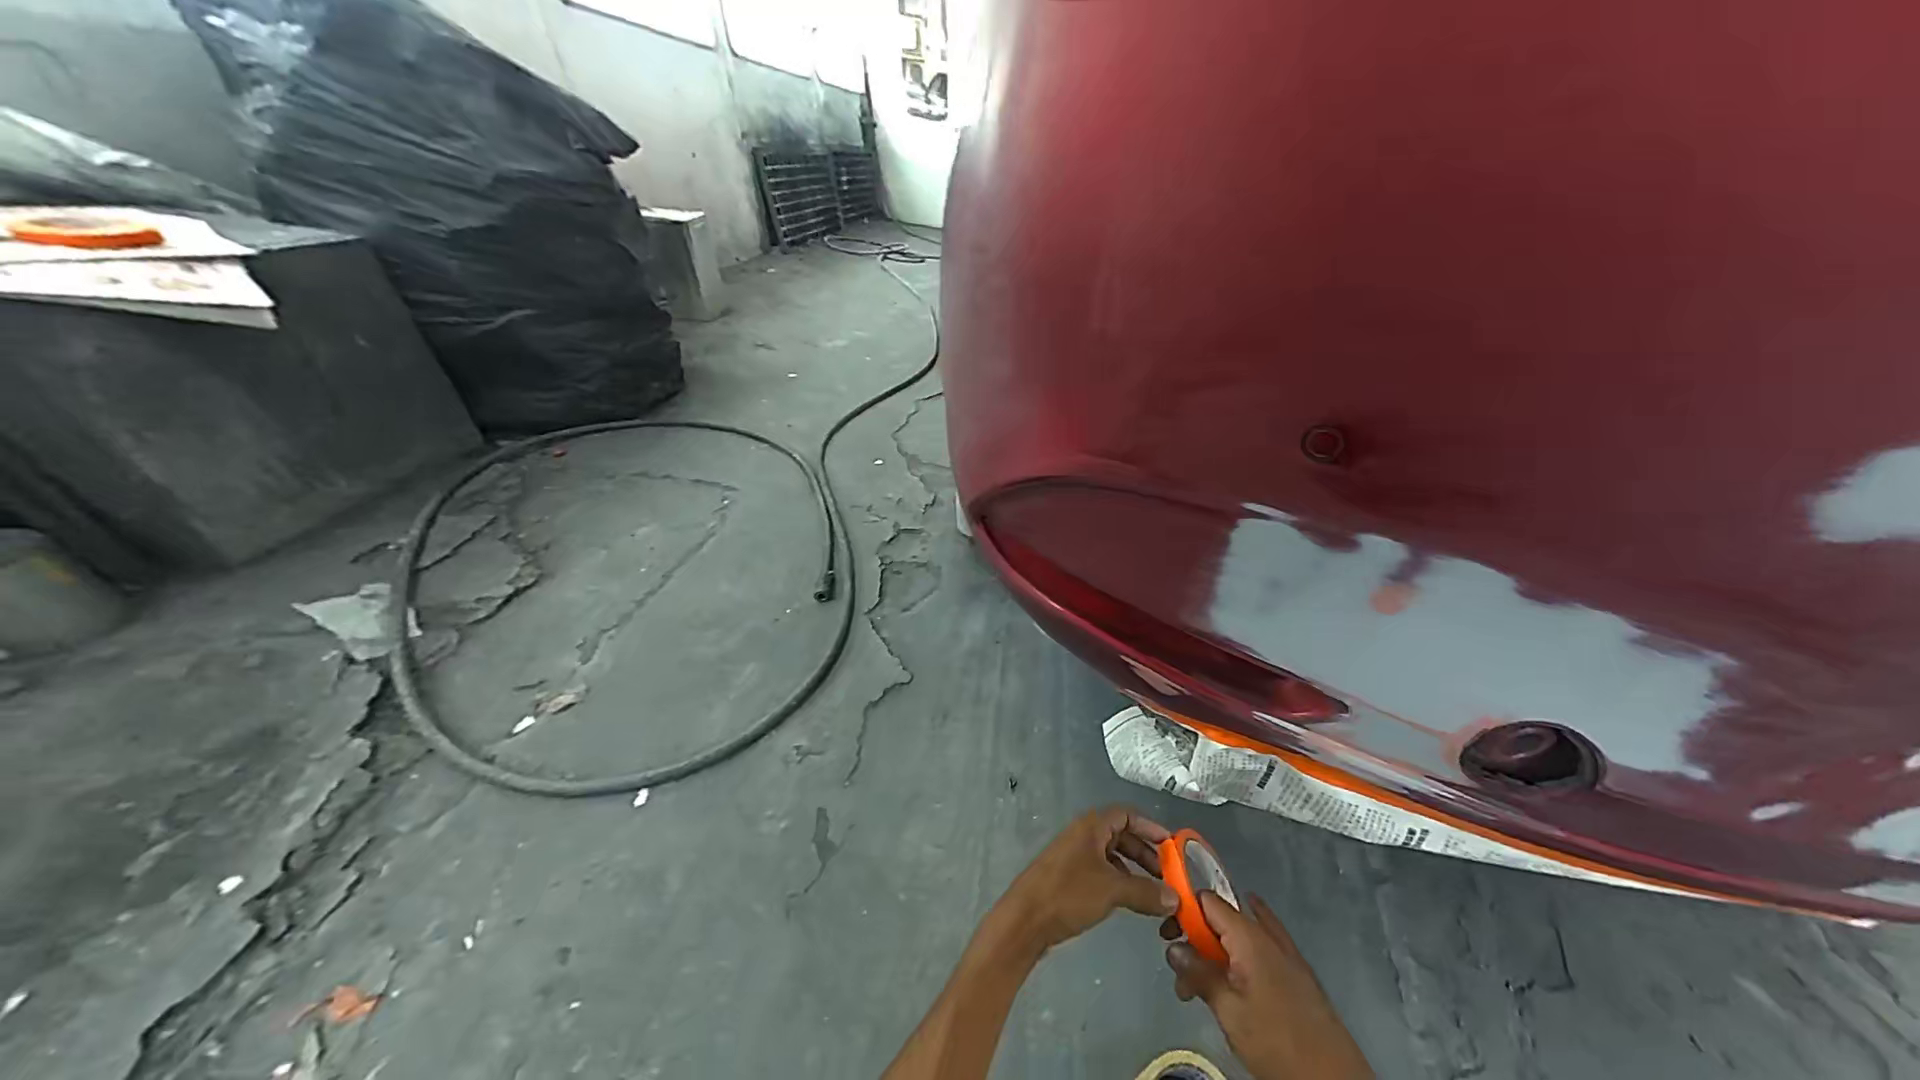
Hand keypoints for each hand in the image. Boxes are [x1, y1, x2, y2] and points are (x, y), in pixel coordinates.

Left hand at [993, 805, 1177, 952]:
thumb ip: (1146, 892)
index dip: (1151, 828)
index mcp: (1091, 826)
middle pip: (1122, 835)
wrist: (1025, 919)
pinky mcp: (1069, 877)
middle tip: (1169, 875)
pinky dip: (1120, 881)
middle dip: (1146, 853)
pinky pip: (1102, 871)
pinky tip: (1131, 901)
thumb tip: (1175, 898)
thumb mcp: (1112, 890)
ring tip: (1155, 893)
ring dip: (1134, 870)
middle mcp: (1083, 835)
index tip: (1173, 847)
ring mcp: (1074, 855)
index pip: (1127, 814)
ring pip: (1112, 856)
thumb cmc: (1068, 893)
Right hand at [1164, 891, 1373, 1079]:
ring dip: (1215, 953)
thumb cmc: (1276, 1041)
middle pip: (1222, 917)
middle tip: (1180, 969)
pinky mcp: (1296, 975)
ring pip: (1239, 936)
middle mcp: (1268, 937)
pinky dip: (1237, 958)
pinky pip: (1258, 951)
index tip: (1167, 933)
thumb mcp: (1228, 1010)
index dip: (1183, 910)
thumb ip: (1199, 973)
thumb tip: (1173, 947)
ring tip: (1199, 988)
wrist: (1335, 1079)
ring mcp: (1286, 955)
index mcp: (1250, 937)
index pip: (1208, 900)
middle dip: (1196, 937)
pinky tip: (1229, 979)